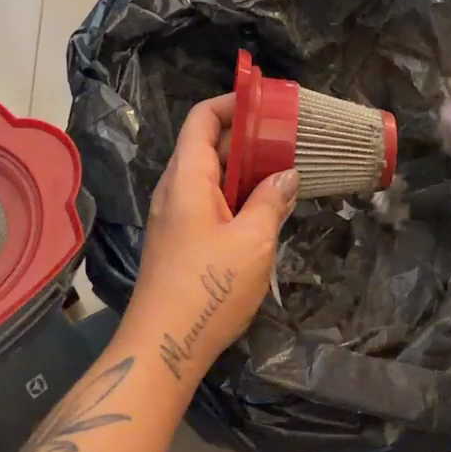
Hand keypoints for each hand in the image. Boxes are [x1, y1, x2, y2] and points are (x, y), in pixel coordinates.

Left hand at [119, 93, 297, 384]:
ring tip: (283, 171)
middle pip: (208, 144)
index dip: (233, 103)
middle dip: (247, 136)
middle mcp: (175, 189)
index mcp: (188, 177)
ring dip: (245, 168)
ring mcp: (174, 216)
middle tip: (288, 138)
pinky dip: (236, 194)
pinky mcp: (179, 240)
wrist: (162, 348)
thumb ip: (270, 201)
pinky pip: (209, 201)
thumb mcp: (252, 242)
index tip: (269, 104)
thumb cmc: (208, 287)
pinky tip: (263, 210)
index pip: (203, 118)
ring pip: (211, 176)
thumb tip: (286, 175)